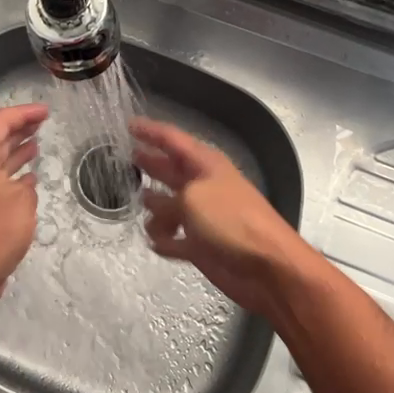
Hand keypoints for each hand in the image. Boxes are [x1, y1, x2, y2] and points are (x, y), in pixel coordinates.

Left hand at [0, 103, 45, 308]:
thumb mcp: (22, 201)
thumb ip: (27, 187)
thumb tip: (24, 186)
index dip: (23, 113)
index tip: (45, 111)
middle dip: (19, 128)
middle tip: (42, 122)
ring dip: (16, 151)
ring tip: (36, 144)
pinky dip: (14, 177)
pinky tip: (29, 179)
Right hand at [132, 116, 311, 320]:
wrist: (268, 267)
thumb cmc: (232, 221)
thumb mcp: (192, 199)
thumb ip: (167, 200)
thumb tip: (154, 207)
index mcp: (205, 165)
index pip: (172, 140)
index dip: (150, 131)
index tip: (128, 125)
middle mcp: (203, 186)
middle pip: (171, 170)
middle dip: (150, 163)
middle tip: (124, 158)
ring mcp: (204, 217)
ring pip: (171, 206)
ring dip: (155, 207)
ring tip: (136, 204)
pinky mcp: (203, 246)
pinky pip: (176, 239)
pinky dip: (165, 240)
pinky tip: (153, 242)